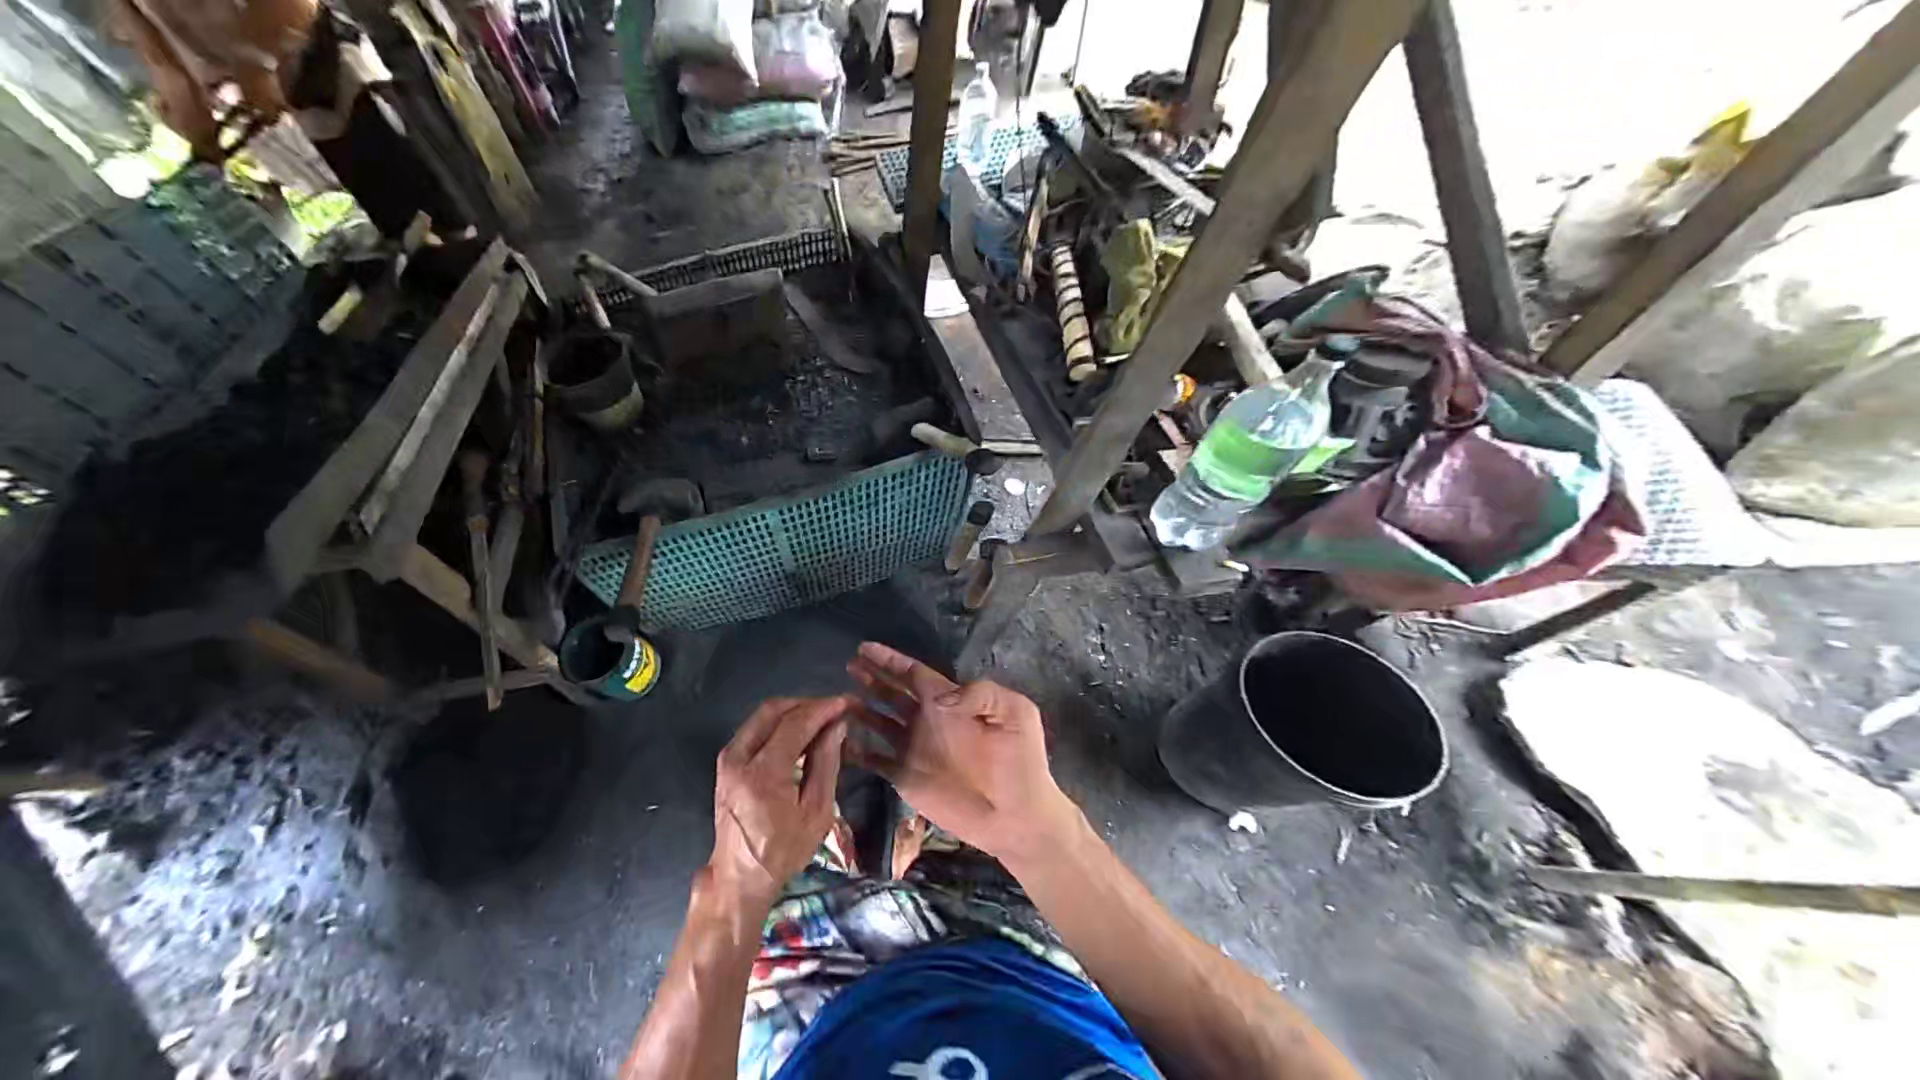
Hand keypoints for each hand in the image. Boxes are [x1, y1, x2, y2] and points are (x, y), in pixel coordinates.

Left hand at [707, 696, 849, 907]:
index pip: (796, 723)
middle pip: (774, 710)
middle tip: (833, 710)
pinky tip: (799, 733)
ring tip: (820, 720)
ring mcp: (727, 759)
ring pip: (762, 715)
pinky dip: (778, 723)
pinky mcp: (725, 762)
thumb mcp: (817, 812)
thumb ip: (826, 763)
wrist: (739, 877)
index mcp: (763, 774)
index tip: (846, 703)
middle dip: (807, 704)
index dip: (823, 709)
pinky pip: (754, 728)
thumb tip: (837, 725)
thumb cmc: (783, 850)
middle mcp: (739, 758)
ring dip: (793, 711)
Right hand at [845, 643, 1080, 864]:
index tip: (865, 648)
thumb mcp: (1015, 713)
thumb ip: (980, 695)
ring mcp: (916, 749)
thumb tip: (939, 698)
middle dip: (872, 678)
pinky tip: (840, 741)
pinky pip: (876, 760)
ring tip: (839, 699)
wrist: (1017, 814)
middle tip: (849, 665)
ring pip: (880, 722)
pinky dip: (857, 751)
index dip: (890, 660)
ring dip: (861, 710)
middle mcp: (928, 721)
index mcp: (949, 702)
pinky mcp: (907, 777)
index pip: (914, 674)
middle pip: (893, 693)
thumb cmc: (1020, 761)